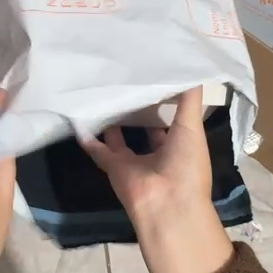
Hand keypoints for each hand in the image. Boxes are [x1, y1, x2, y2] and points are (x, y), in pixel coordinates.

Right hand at [79, 87, 232, 272]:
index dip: (164, 101)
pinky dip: (88, 138)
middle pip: (144, 128)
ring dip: (112, 120)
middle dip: (137, 109)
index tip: (154, 77)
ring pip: (120, 137)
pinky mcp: (114, 168)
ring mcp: (134, 162)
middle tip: (125, 80)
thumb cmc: (186, 164)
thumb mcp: (192, 126)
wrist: (167, 205)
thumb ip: (190, 98)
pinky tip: (80, 118)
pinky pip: (98, 150)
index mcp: (180, 145)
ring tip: (103, 93)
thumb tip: (190, 68)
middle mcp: (157, 153)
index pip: (171, 119)